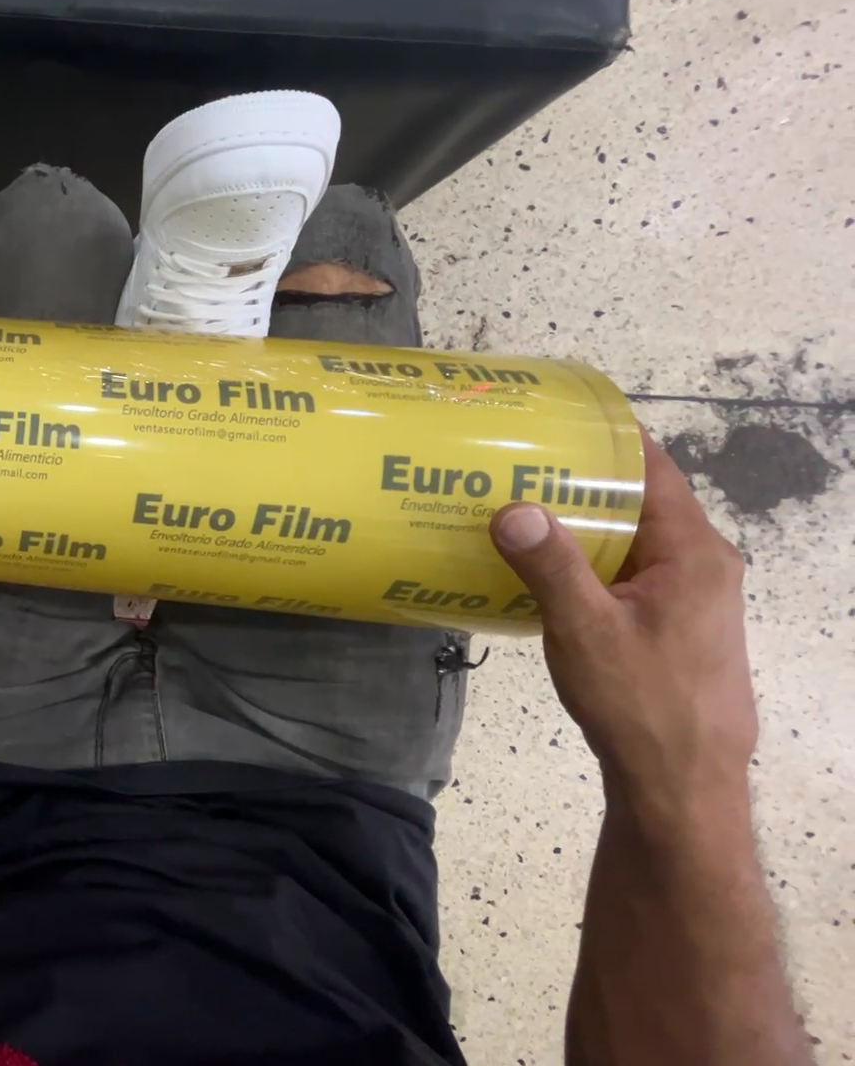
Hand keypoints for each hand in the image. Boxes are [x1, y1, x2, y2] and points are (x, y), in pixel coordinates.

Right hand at [488, 433, 757, 814]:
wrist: (680, 776)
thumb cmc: (642, 697)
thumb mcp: (586, 628)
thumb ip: (552, 566)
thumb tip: (513, 507)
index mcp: (693, 553)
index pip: (653, 473)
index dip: (608, 442)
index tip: (550, 423)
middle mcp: (696, 564)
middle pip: (635, 502)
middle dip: (572, 482)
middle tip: (503, 467)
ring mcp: (682, 595)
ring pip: (623, 539)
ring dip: (571, 523)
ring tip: (505, 510)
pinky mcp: (663, 620)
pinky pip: (618, 570)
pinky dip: (576, 557)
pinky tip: (529, 567)